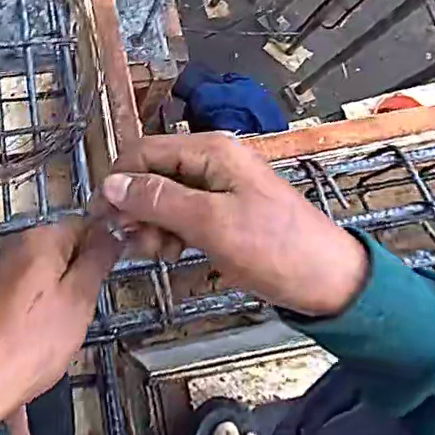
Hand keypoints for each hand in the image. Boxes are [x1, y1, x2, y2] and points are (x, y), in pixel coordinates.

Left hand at [0, 218, 123, 425]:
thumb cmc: (25, 343)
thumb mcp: (78, 300)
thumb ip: (97, 260)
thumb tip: (113, 231)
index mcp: (39, 239)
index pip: (85, 223)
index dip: (105, 246)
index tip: (114, 270)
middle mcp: (17, 245)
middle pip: (65, 246)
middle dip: (82, 273)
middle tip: (88, 305)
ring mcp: (2, 267)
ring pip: (49, 270)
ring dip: (63, 292)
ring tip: (64, 324)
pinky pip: (30, 288)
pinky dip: (43, 305)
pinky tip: (42, 331)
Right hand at [93, 132, 368, 316]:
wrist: (330, 283)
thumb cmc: (275, 248)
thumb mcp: (211, 223)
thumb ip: (158, 200)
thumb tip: (111, 184)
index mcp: (209, 150)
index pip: (144, 151)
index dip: (120, 180)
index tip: (103, 215)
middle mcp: (208, 160)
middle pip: (150, 173)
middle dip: (136, 206)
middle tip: (133, 241)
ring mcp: (214, 186)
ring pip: (160, 195)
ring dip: (150, 222)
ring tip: (157, 251)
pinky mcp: (218, 210)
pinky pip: (178, 213)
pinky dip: (167, 231)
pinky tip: (169, 251)